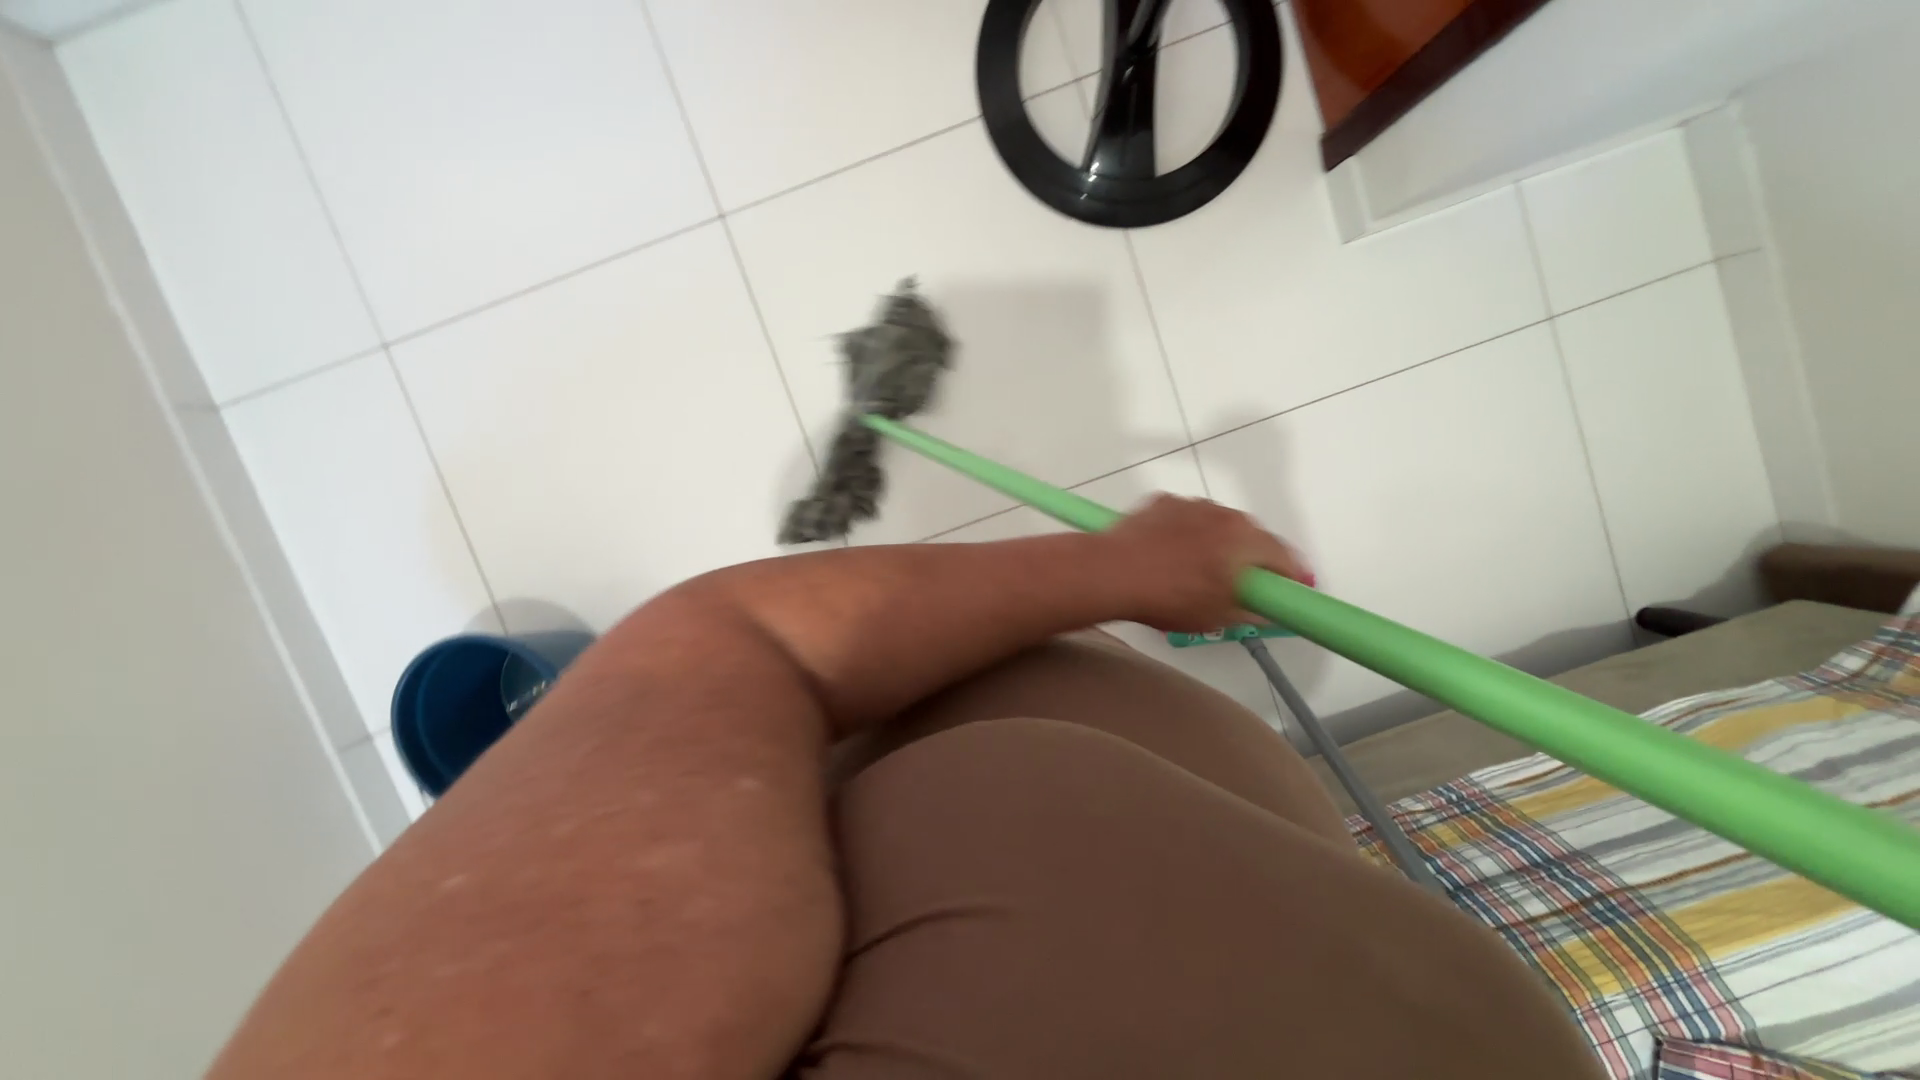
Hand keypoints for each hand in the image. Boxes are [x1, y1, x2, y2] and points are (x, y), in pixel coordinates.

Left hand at [1098, 494, 1313, 632]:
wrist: (1112, 571)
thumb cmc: (1170, 597)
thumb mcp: (1219, 617)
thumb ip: (1253, 612)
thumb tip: (1268, 611)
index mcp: (1246, 540)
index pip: (1284, 558)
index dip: (1291, 576)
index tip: (1293, 589)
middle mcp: (1224, 514)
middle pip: (1251, 536)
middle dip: (1252, 559)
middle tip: (1242, 584)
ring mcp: (1191, 505)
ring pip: (1216, 524)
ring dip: (1217, 543)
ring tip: (1199, 571)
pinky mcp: (1161, 502)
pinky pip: (1185, 519)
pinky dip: (1185, 533)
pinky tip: (1170, 555)